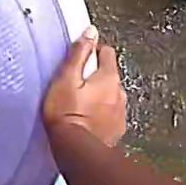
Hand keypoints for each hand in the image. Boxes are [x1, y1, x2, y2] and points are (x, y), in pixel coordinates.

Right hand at [42, 25, 126, 147]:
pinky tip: (85, 118)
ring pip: (110, 95)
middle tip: (75, 83)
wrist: (75, 151)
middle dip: (95, 75)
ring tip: (78, 103)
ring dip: (99, 96)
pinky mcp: (115, 131)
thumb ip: (79, 53)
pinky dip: (100, 113)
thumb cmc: (67, 114)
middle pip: (109, 74)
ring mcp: (119, 114)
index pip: (108, 53)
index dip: (94, 51)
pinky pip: (109, 114)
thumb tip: (90, 33)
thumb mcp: (66, 78)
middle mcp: (119, 94)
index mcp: (108, 78)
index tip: (82, 56)